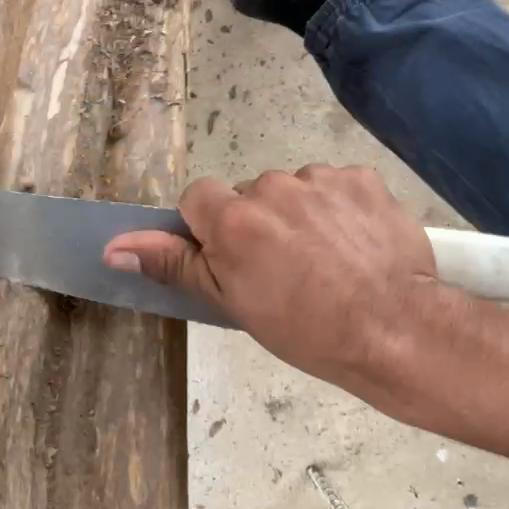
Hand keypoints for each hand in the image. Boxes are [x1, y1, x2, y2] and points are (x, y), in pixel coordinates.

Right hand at [103, 165, 442, 406]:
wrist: (396, 330)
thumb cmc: (305, 328)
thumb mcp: (230, 302)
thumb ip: (172, 264)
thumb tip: (112, 246)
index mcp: (232, 217)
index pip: (198, 197)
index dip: (212, 227)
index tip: (234, 258)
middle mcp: (271, 186)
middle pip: (248, 194)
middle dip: (259, 222)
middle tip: (285, 268)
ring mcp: (320, 178)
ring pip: (294, 189)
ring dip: (301, 214)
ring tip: (329, 259)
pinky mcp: (362, 178)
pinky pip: (336, 185)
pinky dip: (341, 207)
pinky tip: (357, 243)